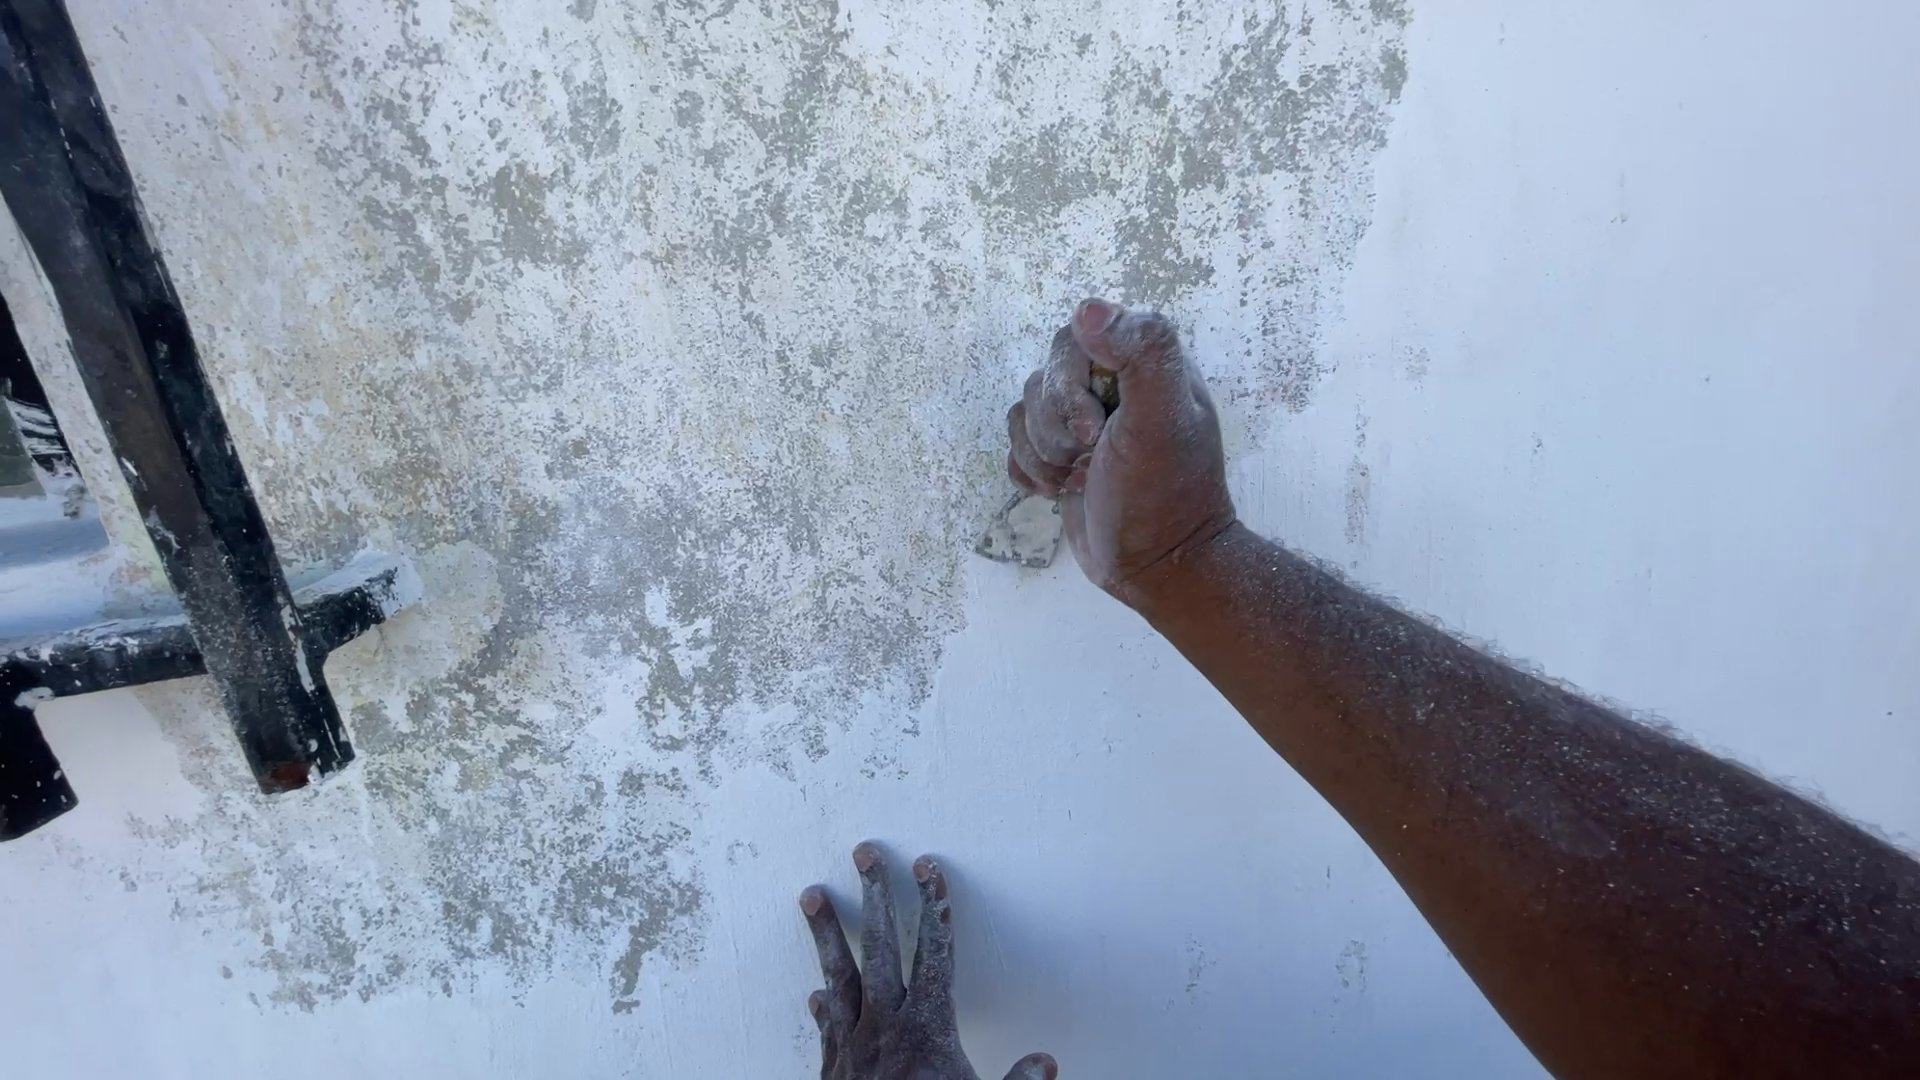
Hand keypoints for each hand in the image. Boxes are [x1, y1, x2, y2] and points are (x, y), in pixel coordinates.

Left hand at [799, 842, 1057, 1079]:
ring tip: (811, 893)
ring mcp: (852, 1046)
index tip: (929, 867)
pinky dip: (823, 1005)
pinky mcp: (831, 1072)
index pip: (934, 951)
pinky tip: (816, 991)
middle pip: (880, 944)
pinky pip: (826, 1027)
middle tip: (865, 851)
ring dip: (826, 931)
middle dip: (876, 895)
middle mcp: (885, 1025)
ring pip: (839, 972)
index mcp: (925, 1027)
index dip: (935, 907)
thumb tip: (1048, 1063)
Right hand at [1005, 299, 1236, 604]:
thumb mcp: (1163, 420)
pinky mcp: (1056, 458)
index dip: (1069, 387)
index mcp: (1141, 366)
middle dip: (1056, 430)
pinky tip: (1061, 493)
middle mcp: (1108, 389)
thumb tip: (1088, 309)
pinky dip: (1030, 474)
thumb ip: (1141, 354)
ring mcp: (1078, 425)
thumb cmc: (1164, 496)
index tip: (1095, 429)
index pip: (1075, 340)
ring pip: (1022, 414)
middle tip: (1090, 459)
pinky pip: (1015, 447)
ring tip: (1080, 480)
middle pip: (1041, 379)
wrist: (1155, 568)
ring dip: (1044, 457)